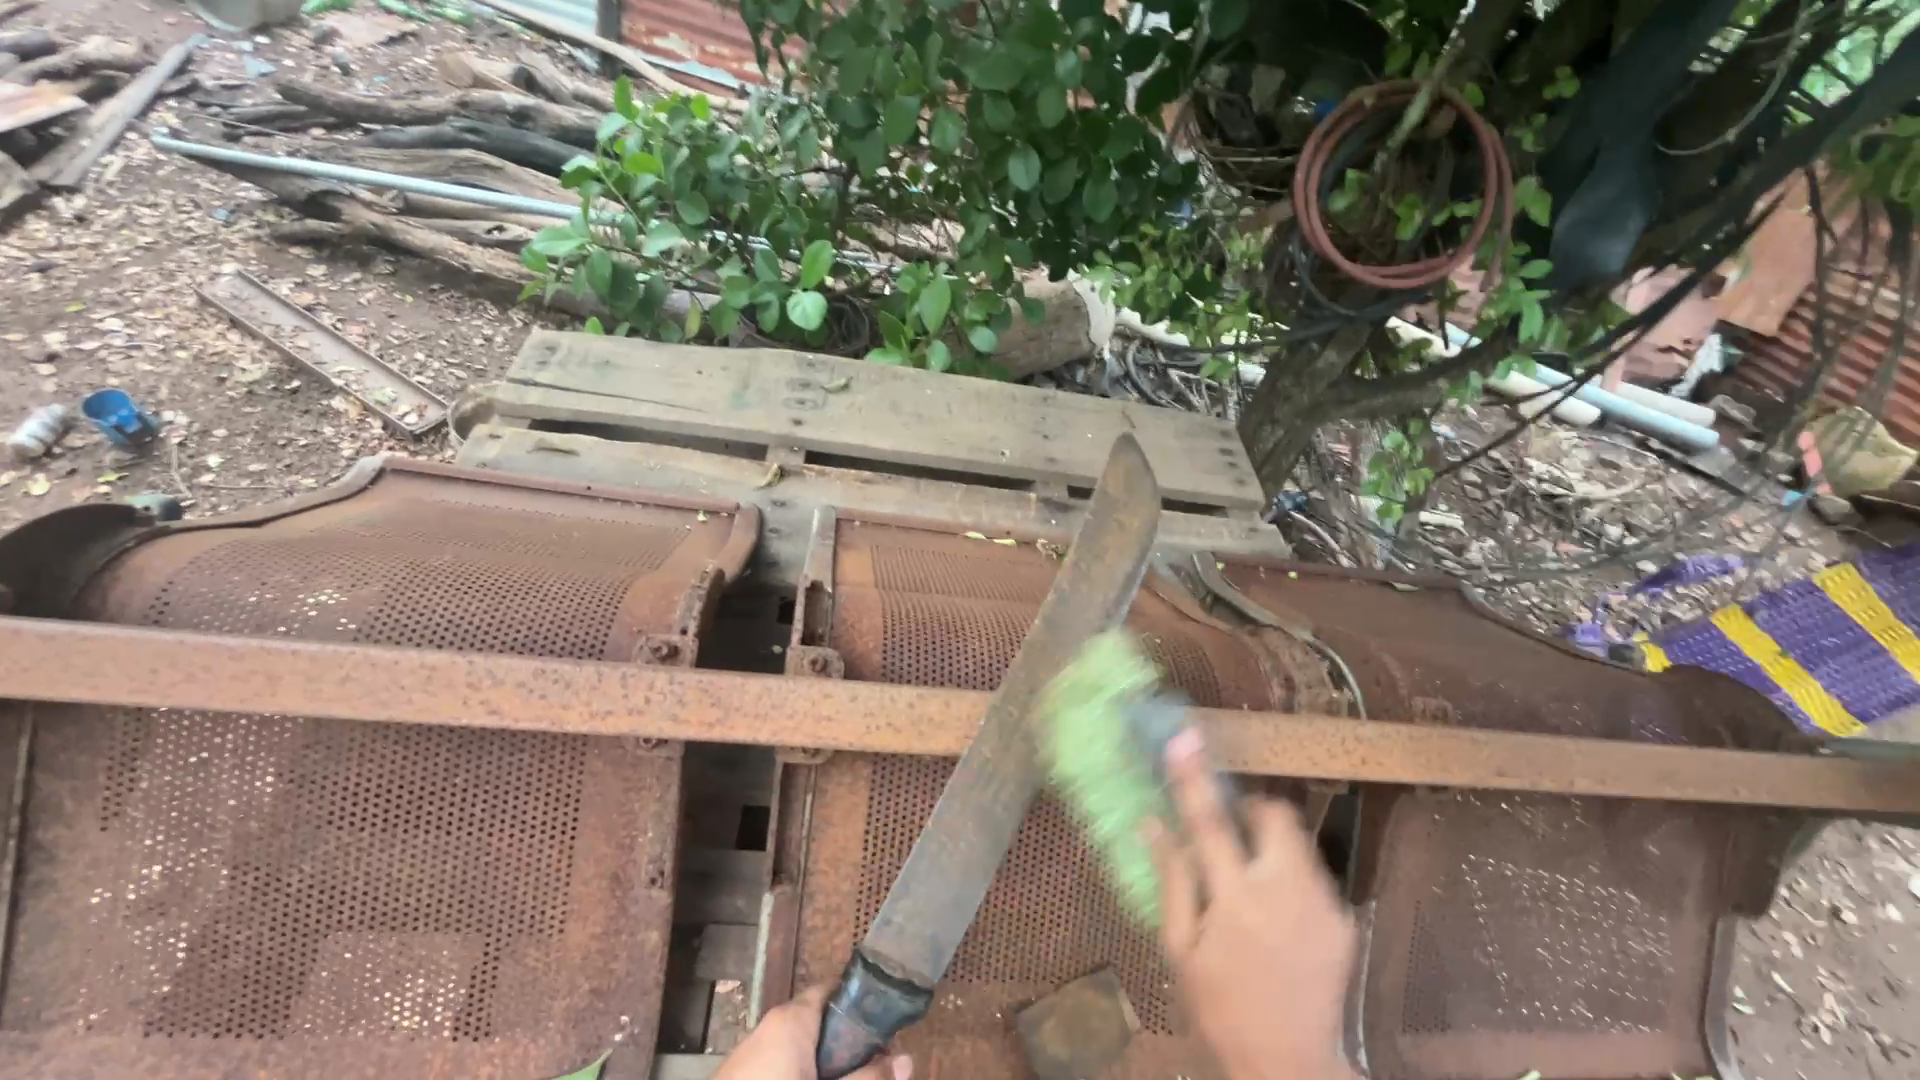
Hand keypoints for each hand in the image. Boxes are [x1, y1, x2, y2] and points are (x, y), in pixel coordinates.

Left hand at [712, 985, 911, 1079]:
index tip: (887, 1028)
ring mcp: (751, 1053)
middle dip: (848, 1046)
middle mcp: (771, 1025)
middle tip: (873, 1070)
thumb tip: (909, 1060)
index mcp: (792, 1018)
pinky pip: (781, 1068)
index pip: (833, 988)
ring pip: (801, 1050)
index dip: (862, 1004)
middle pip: (821, 1023)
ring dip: (825, 1067)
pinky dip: (800, 1075)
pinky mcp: (741, 1076)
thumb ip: (868, 1078)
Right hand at [1147, 729, 1358, 1079]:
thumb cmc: (1219, 1007)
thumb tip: (1154, 823)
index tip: (1183, 738)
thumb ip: (1172, 880)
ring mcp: (1324, 905)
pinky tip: (1277, 919)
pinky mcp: (1345, 921)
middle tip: (1229, 834)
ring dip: (1270, 845)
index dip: (1193, 776)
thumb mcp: (1179, 948)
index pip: (1209, 822)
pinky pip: (1314, 876)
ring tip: (1251, 885)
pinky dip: (1290, 878)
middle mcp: (1287, 892)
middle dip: (1251, 811)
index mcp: (1236, 900)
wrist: (1290, 1065)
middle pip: (1276, 815)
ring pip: (1298, 842)